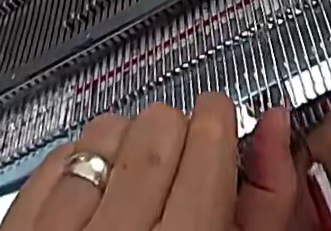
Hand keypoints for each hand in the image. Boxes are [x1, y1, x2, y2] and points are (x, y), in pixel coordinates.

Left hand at [3, 95, 296, 230]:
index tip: (218, 128)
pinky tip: (94, 199)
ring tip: (133, 186)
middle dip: (176, 134)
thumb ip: (266, 205)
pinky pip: (57, 160)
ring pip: (105, 134)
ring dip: (127, 145)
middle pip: (158, 127)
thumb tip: (273, 127)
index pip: (208, 139)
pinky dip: (81, 163)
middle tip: (180, 167)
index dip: (219, 125)